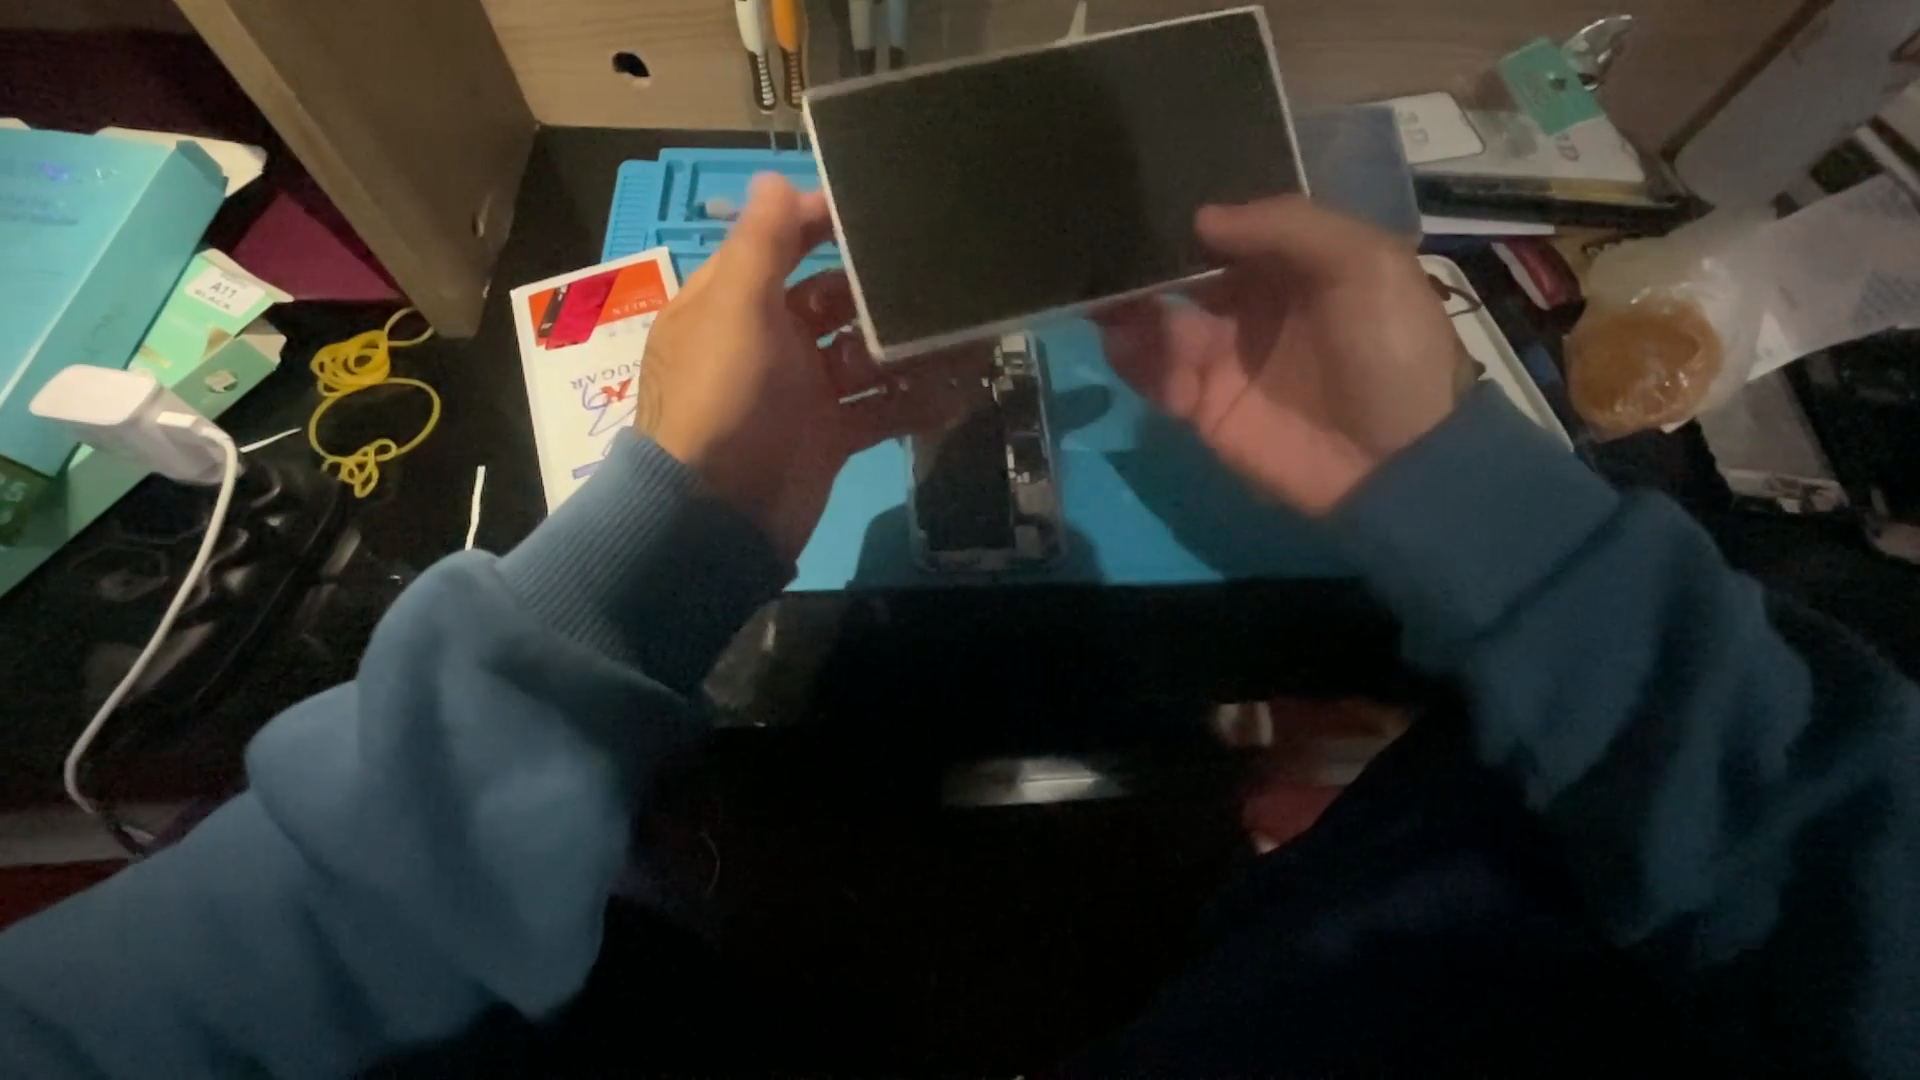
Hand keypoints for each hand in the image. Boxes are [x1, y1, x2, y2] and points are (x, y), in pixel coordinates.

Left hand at [637, 173, 982, 560]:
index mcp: (736, 303)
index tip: (882, 210)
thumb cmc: (725, 400)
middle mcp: (770, 342)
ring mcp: (803, 392)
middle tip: (940, 276)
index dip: (824, 224)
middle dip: (880, 292)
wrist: (721, 515)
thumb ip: (761, 247)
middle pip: (833, 301)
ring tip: (967, 335)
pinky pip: (879, 409)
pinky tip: (958, 393)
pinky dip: (913, 402)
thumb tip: (777, 180)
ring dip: (909, 350)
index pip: (781, 246)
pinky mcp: (830, 436)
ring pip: (865, 357)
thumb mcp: (736, 311)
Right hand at [1098, 197, 1459, 515]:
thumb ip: (1288, 227)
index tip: (1150, 210)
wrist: (1392, 460)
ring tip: (1105, 302)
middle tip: (1106, 256)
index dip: (1190, 225)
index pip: (1226, 237)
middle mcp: (1249, 310)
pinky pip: (1156, 376)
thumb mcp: (1364, 264)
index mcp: (1290, 269)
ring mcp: (1221, 361)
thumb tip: (1202, 218)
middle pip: (1183, 280)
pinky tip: (1119, 343)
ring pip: (1159, 326)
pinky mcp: (1201, 407)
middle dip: (1146, 268)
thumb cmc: (1388, 351)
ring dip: (1129, 312)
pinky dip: (1134, 360)